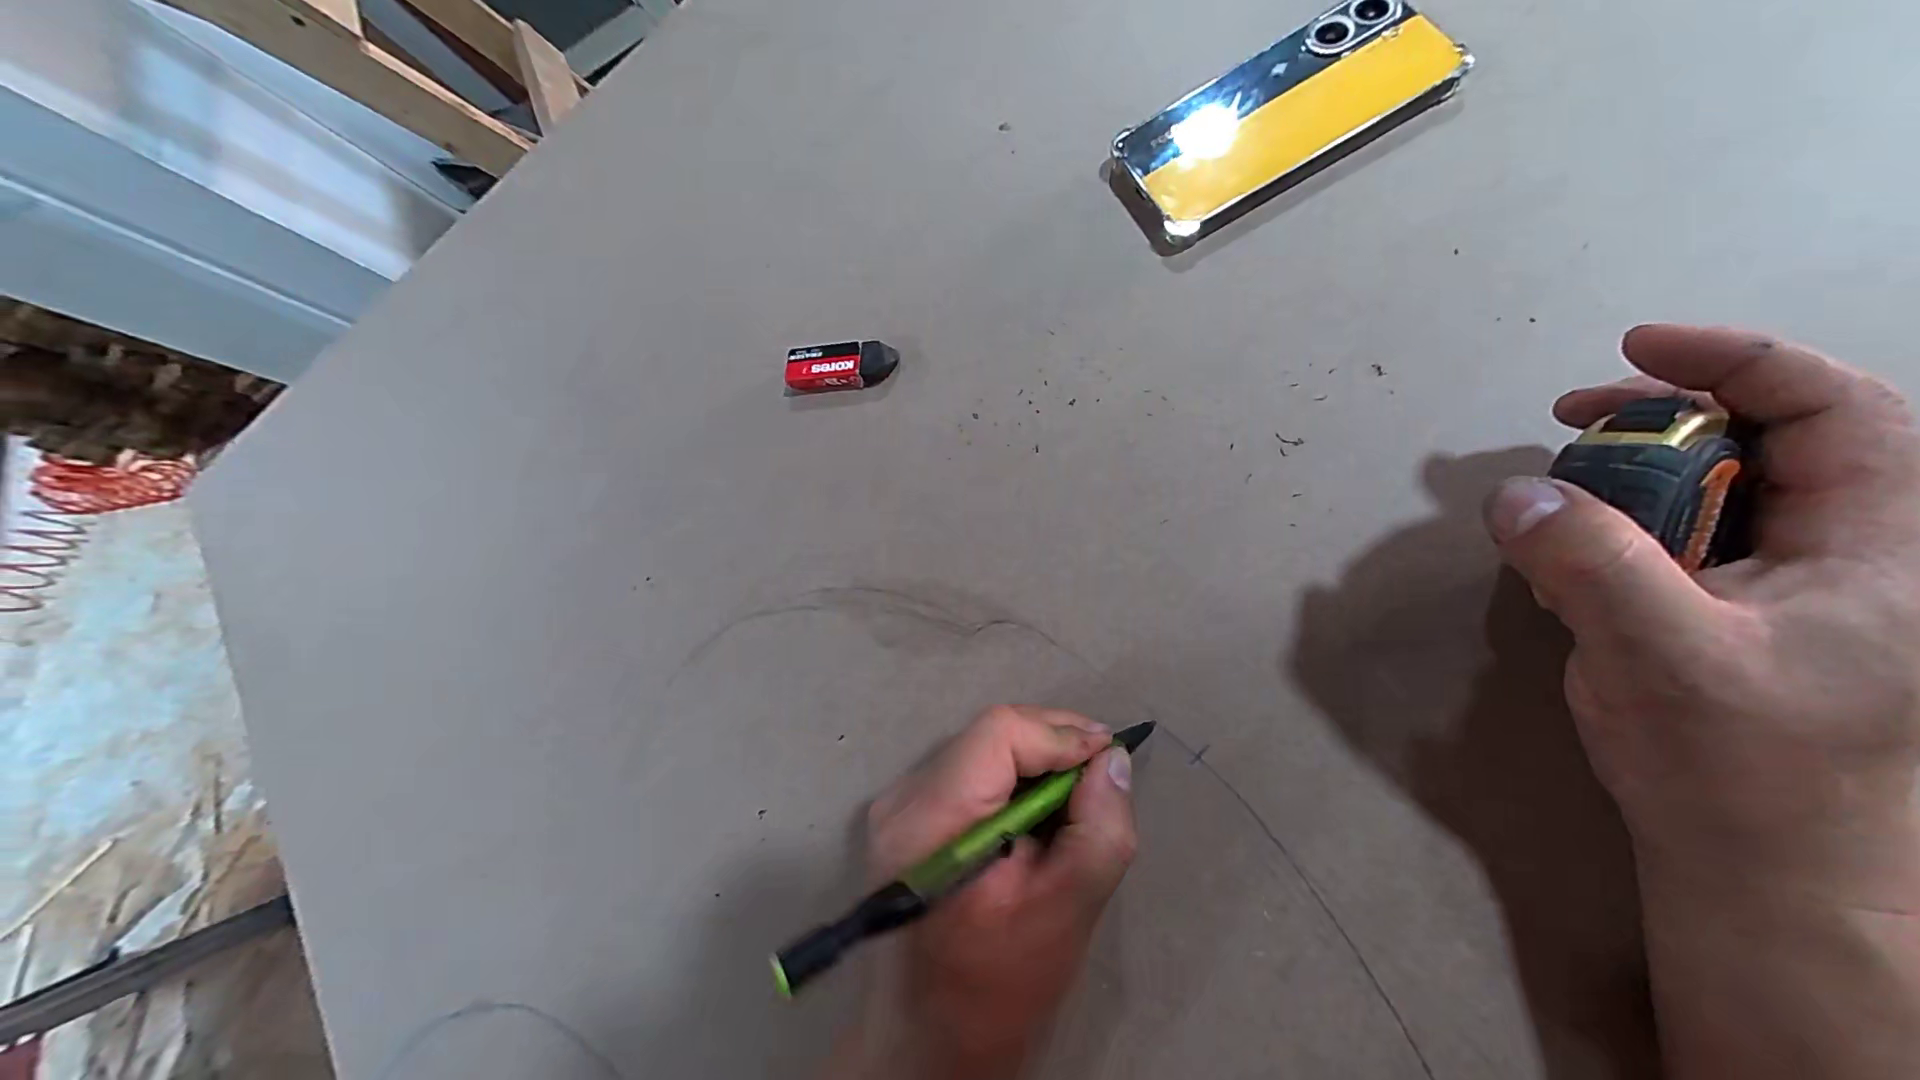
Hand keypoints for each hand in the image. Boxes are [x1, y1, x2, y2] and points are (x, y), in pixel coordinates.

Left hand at [825, 706, 1136, 1079]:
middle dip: (1053, 740)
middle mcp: (903, 798)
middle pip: (989, 734)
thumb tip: (1112, 759)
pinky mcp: (905, 815)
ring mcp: (897, 804)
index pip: (998, 732)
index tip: (1109, 755)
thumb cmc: (997, 989)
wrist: (925, 1041)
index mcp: (931, 819)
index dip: (1060, 733)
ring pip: (980, 746)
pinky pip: (968, 769)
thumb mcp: (1067, 913)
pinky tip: (1039, 809)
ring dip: (1036, 757)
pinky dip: (1012, 776)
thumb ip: (1100, 828)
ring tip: (1077, 791)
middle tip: (1101, 769)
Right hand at [1484, 324, 1919, 1076]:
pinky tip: (1561, 562)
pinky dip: (1604, 532)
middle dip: (1661, 415)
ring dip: (1622, 479)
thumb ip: (1589, 564)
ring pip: (1706, 492)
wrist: (1754, 867)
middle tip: (1568, 418)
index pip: (1836, 410)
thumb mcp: (1664, 656)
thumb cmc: (1740, 768)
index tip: (1632, 344)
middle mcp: (1843, 553)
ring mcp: (1776, 585)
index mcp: (1884, 549)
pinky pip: (1663, 541)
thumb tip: (1512, 494)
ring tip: (1554, 494)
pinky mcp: (1719, 612)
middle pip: (1764, 439)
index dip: (1736, 360)